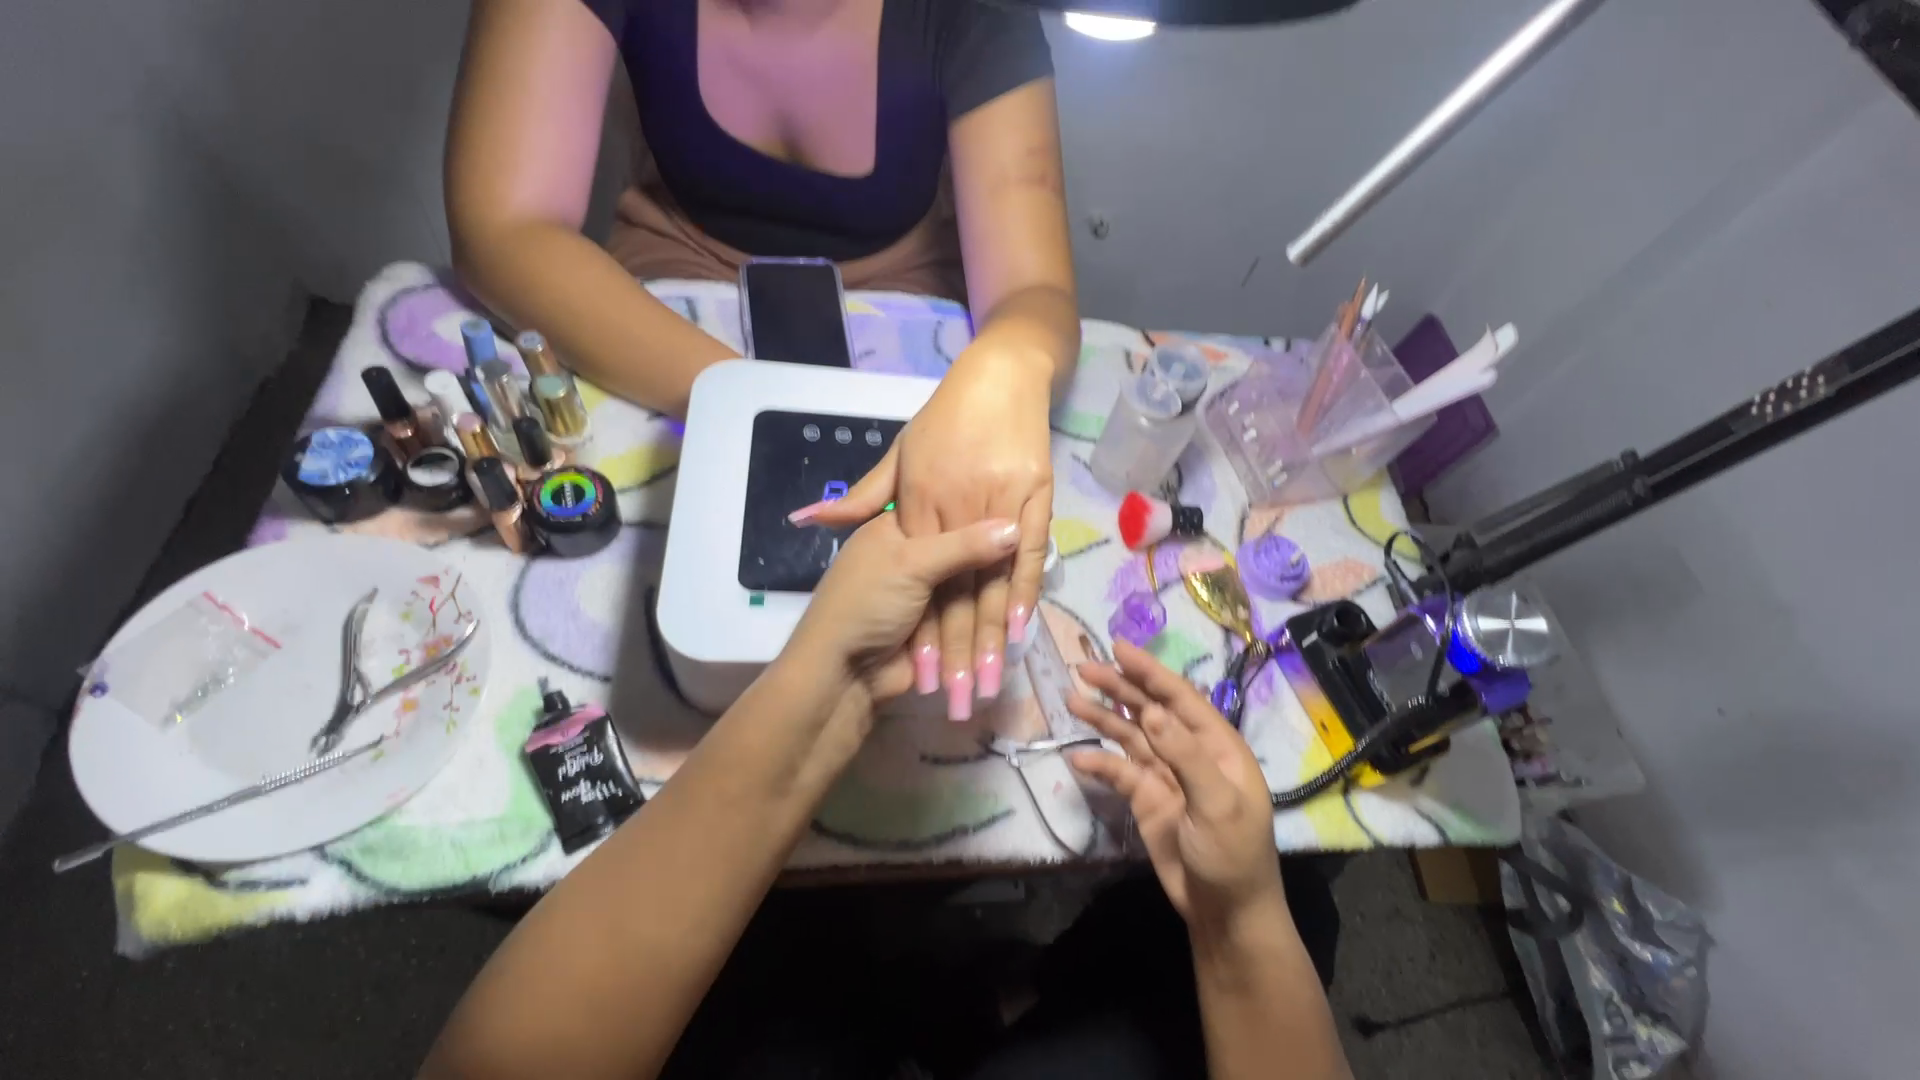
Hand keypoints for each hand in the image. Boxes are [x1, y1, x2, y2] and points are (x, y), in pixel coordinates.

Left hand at [784, 511, 1021, 712]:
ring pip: (971, 591)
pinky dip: (989, 625)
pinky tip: (1016, 625)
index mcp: (899, 525)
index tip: (1025, 523)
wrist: (842, 672)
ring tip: (1026, 603)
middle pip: (966, 554)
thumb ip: (964, 544)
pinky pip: (971, 620)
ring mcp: (925, 592)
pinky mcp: (936, 626)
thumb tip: (1016, 528)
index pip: (952, 512)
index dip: (987, 519)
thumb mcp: (912, 563)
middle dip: (995, 567)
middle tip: (1035, 564)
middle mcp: (914, 554)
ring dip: (993, 606)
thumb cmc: (866, 603)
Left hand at [802, 346, 1053, 721]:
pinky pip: (1025, 559)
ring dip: (989, 643)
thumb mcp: (898, 464)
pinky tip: (1021, 631)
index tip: (915, 678)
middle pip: (954, 597)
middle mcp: (950, 517)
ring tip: (988, 687)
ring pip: (987, 590)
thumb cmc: (943, 425)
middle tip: (958, 702)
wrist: (995, 381)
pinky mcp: (1027, 507)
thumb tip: (807, 519)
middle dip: (955, 655)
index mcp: (917, 509)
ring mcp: (989, 513)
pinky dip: (1022, 594)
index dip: (923, 633)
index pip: (920, 584)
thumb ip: (865, 499)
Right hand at [1067, 642, 1283, 931]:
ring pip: (1129, 736)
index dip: (1149, 671)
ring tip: (1071, 700)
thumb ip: (1185, 756)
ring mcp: (1165, 775)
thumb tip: (1152, 710)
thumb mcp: (1217, 804)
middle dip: (1119, 688)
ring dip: (1103, 718)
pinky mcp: (1146, 799)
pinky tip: (1076, 756)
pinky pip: (1118, 772)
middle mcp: (1188, 752)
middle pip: (1149, 710)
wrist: (1225, 911)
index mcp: (1215, 745)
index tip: (1118, 647)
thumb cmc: (1234, 854)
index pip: (1179, 698)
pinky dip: (1098, 762)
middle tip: (1083, 668)